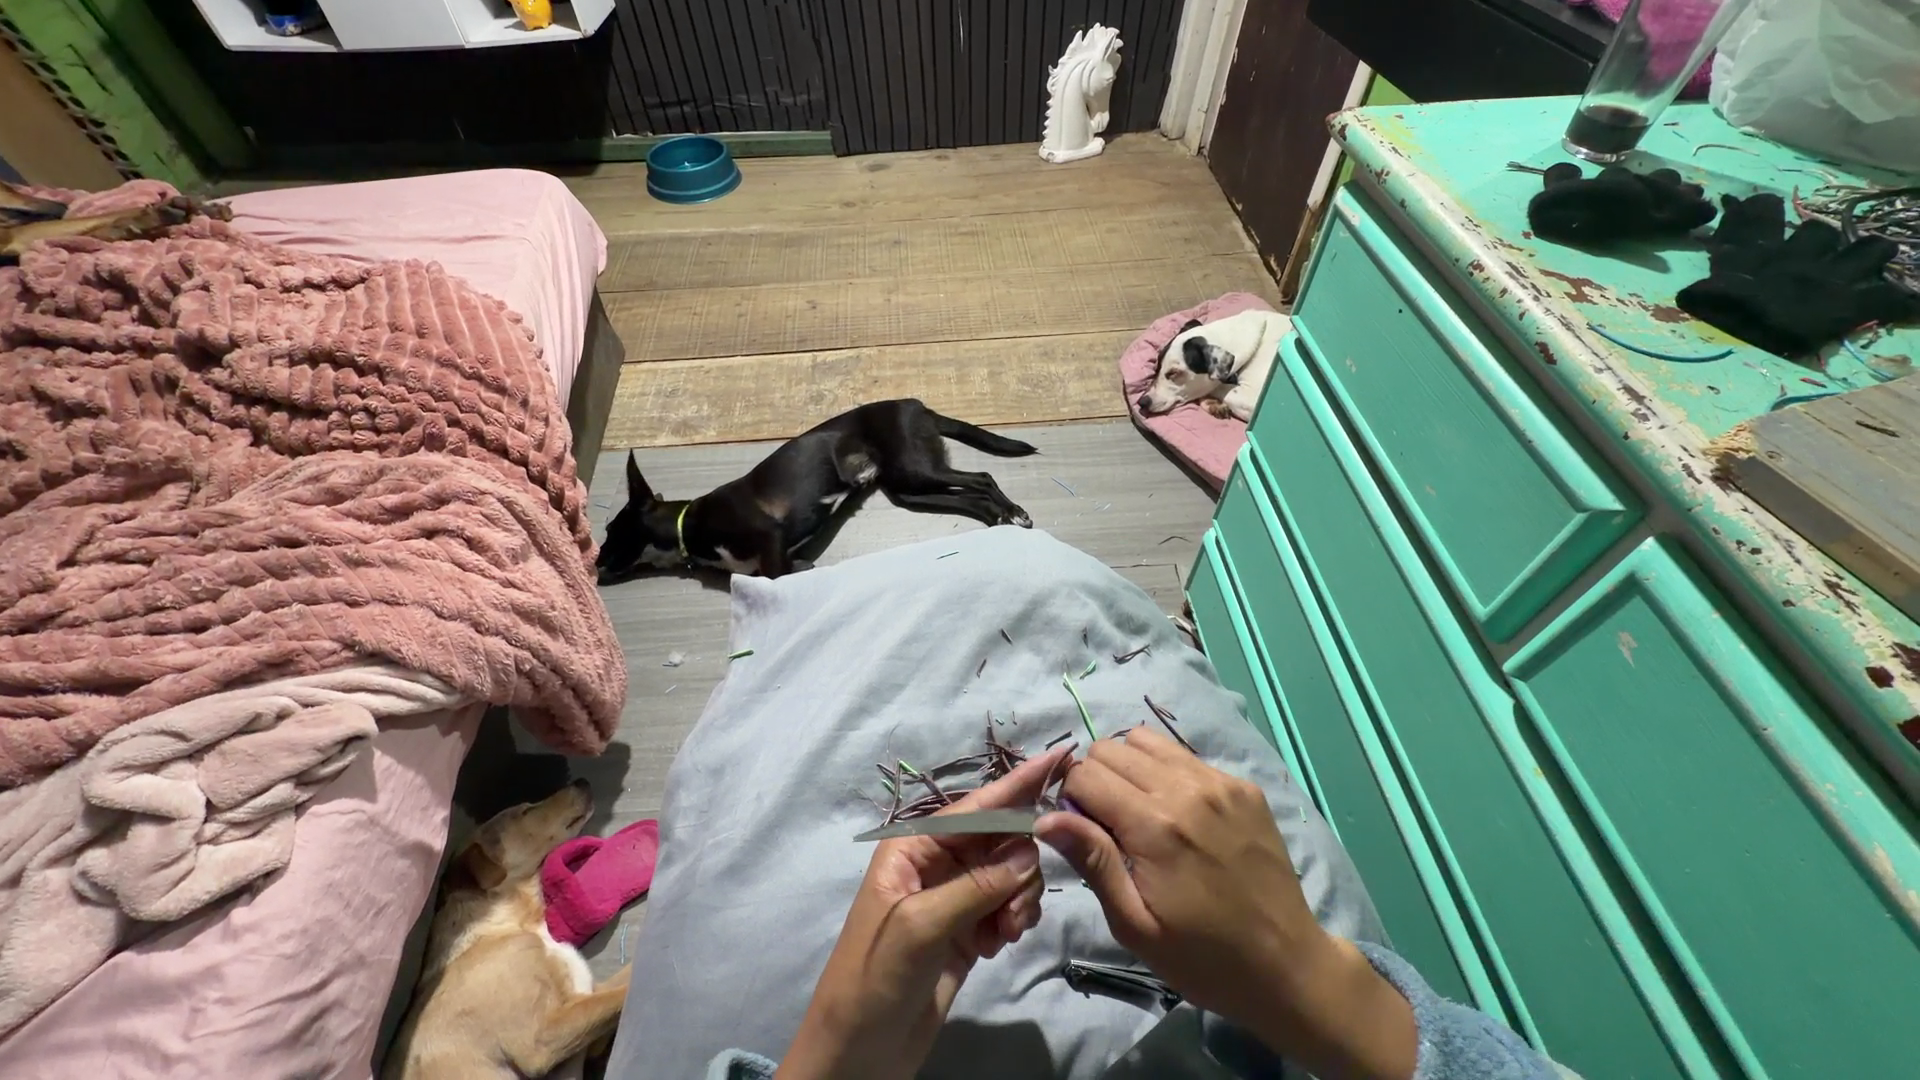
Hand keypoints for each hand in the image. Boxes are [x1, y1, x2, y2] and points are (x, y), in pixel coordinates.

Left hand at [776, 745, 1072, 1079]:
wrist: (858, 1053)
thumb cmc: (875, 977)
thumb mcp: (920, 926)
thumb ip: (977, 886)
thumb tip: (1029, 852)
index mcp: (913, 847)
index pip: (975, 806)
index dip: (1018, 783)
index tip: (1060, 757)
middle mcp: (937, 864)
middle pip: (1000, 839)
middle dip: (1021, 864)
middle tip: (1019, 908)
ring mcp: (955, 898)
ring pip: (1010, 874)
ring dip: (1020, 898)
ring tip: (1006, 933)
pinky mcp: (969, 931)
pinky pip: (1008, 906)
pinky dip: (1015, 919)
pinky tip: (1000, 944)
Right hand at [1036, 727, 1415, 1079]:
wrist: (1288, 966)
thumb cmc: (1202, 957)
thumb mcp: (1135, 924)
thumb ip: (1093, 861)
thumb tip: (1046, 817)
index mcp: (1155, 826)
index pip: (1084, 774)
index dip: (1072, 799)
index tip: (1084, 831)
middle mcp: (1186, 789)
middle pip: (1110, 748)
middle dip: (1097, 779)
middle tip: (1110, 824)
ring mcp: (1219, 782)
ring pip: (1146, 740)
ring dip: (1130, 768)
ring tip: (1141, 812)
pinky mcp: (1243, 786)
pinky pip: (1185, 755)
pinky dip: (1167, 772)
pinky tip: (1179, 814)